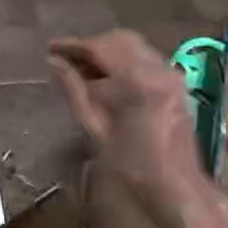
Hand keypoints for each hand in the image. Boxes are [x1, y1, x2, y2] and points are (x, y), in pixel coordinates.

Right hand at [49, 30, 208, 205]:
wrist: (177, 187)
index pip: (99, 48)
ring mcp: (169, 72)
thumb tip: (54, 62)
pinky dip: (123, 57)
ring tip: (83, 66)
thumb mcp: (95, 128)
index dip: (72, 46)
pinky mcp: (175, 80)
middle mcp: (156, 68)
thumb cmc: (132, 165)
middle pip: (116, 40)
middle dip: (89, 46)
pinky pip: (144, 55)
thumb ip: (74, 89)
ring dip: (106, 50)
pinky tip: (107, 74)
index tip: (50, 48)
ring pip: (131, 44)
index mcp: (136, 80)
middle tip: (65, 58)